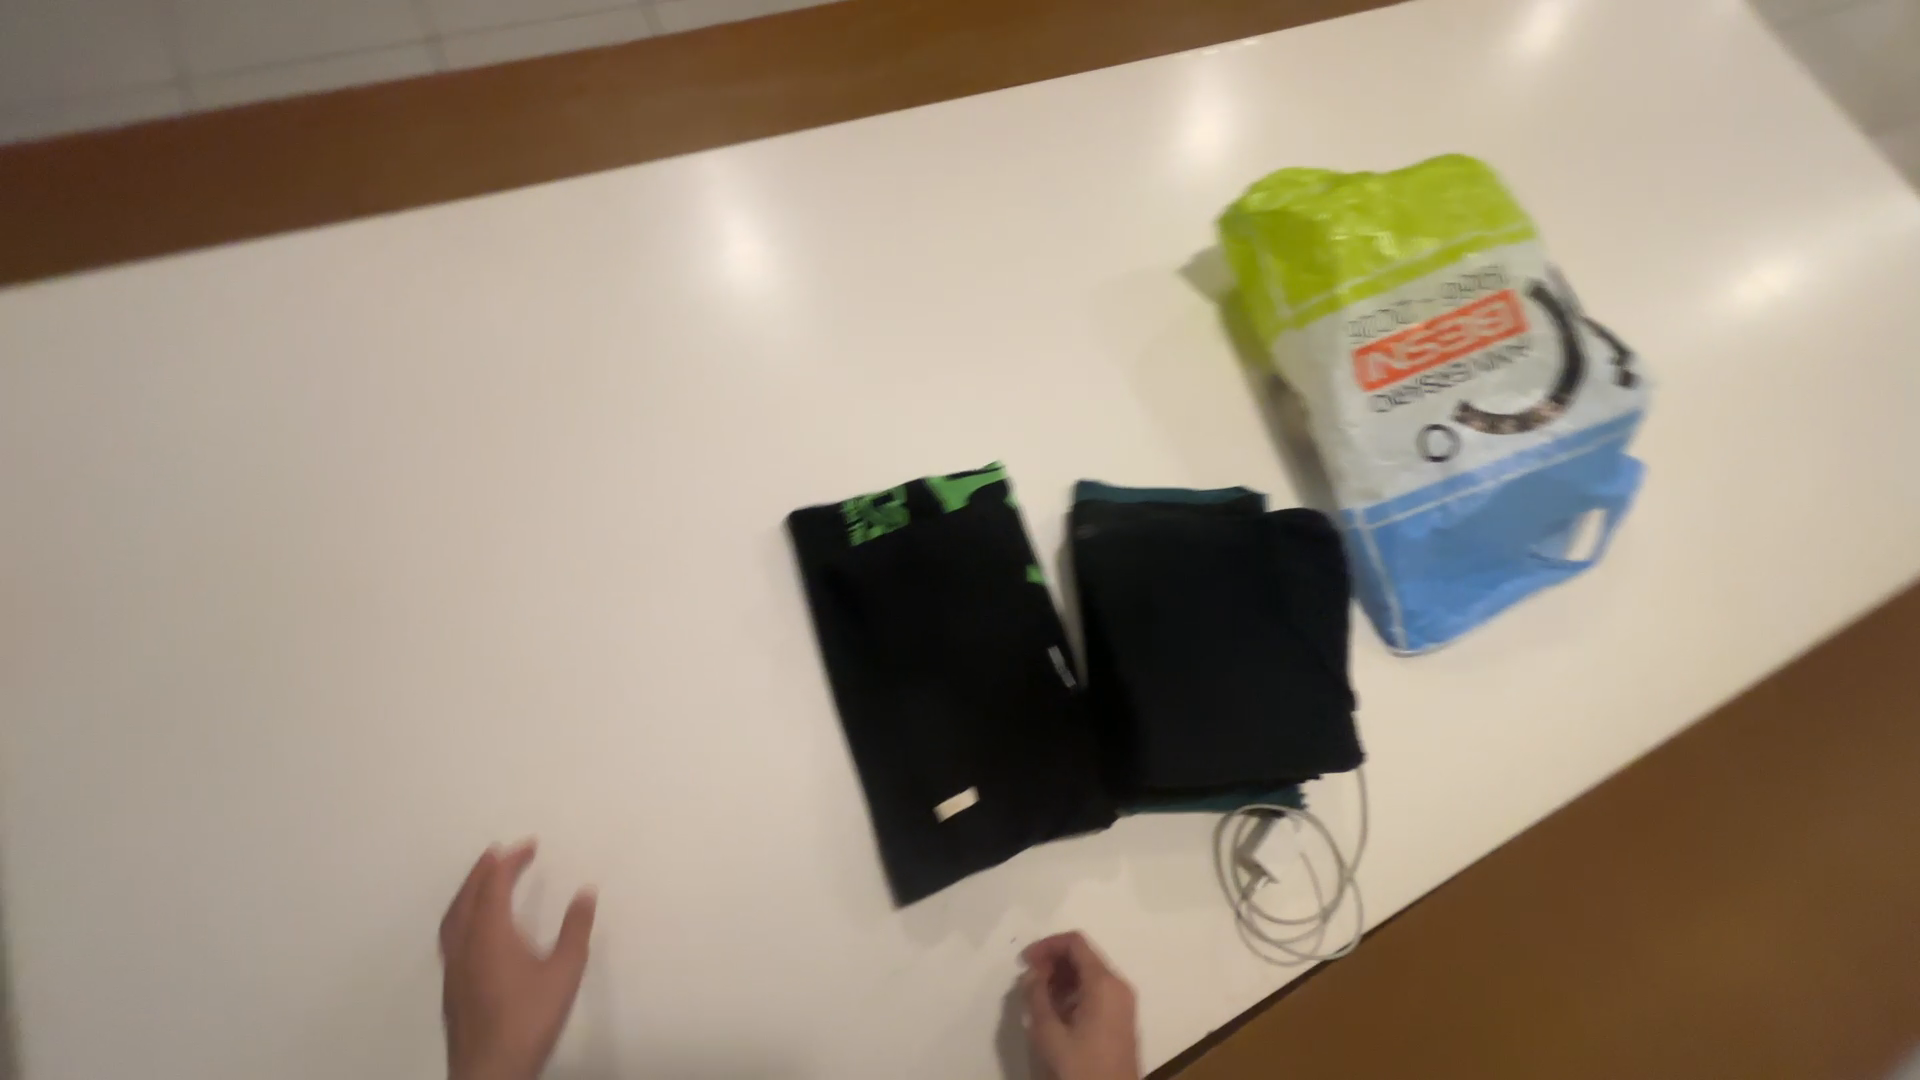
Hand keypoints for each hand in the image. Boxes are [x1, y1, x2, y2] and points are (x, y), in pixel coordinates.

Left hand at [440, 841, 597, 1079]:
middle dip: (482, 871)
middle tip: (499, 852)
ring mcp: (454, 970)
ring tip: (482, 881)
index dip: (509, 861)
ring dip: (467, 893)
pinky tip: (476, 926)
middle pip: (466, 899)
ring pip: (453, 920)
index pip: (494, 887)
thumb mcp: (566, 970)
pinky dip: (463, 915)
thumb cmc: (530, 1017)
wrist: (490, 1072)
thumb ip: (575, 928)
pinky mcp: (452, 989)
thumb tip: (585, 892)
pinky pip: (452, 936)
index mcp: (490, 936)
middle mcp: (465, 947)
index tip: (527, 844)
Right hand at [1021, 932, 1139, 1079]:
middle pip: (1083, 956)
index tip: (1025, 962)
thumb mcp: (1050, 1034)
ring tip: (1039, 999)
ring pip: (1089, 974)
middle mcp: (1118, 986)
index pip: (1074, 943)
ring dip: (1062, 979)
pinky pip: (1096, 992)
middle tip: (1029, 980)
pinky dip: (1074, 993)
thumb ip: (1036, 996)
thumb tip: (1032, 974)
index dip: (1047, 945)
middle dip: (1053, 963)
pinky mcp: (1121, 1020)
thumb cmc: (1082, 1069)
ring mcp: (1123, 1003)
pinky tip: (1057, 1014)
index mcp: (1104, 983)